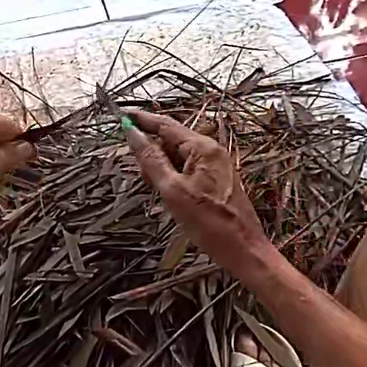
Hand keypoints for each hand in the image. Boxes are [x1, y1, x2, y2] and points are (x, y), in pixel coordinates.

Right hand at [121, 109, 275, 277]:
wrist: (243, 250)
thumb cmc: (210, 224)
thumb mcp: (172, 190)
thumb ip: (151, 160)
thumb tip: (133, 135)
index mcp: (203, 148)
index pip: (166, 125)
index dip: (142, 120)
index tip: (123, 116)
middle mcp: (212, 151)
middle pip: (172, 140)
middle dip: (152, 152)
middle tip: (141, 174)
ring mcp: (216, 165)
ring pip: (178, 156)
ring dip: (162, 167)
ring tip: (157, 190)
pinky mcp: (216, 180)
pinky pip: (188, 169)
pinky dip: (173, 176)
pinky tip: (169, 194)